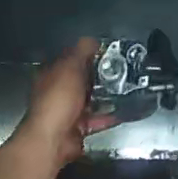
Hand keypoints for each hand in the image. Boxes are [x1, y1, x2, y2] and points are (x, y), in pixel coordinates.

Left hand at [6, 38, 117, 166]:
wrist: (53, 139)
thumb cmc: (58, 100)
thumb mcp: (70, 67)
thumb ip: (82, 52)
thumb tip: (92, 40)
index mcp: (51, 74)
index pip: (69, 59)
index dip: (86, 54)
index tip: (106, 52)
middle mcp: (57, 93)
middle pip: (80, 81)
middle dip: (98, 76)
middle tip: (121, 71)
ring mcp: (67, 112)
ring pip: (89, 101)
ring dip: (105, 97)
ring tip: (126, 90)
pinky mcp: (78, 129)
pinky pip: (96, 120)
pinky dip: (109, 116)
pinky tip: (123, 111)